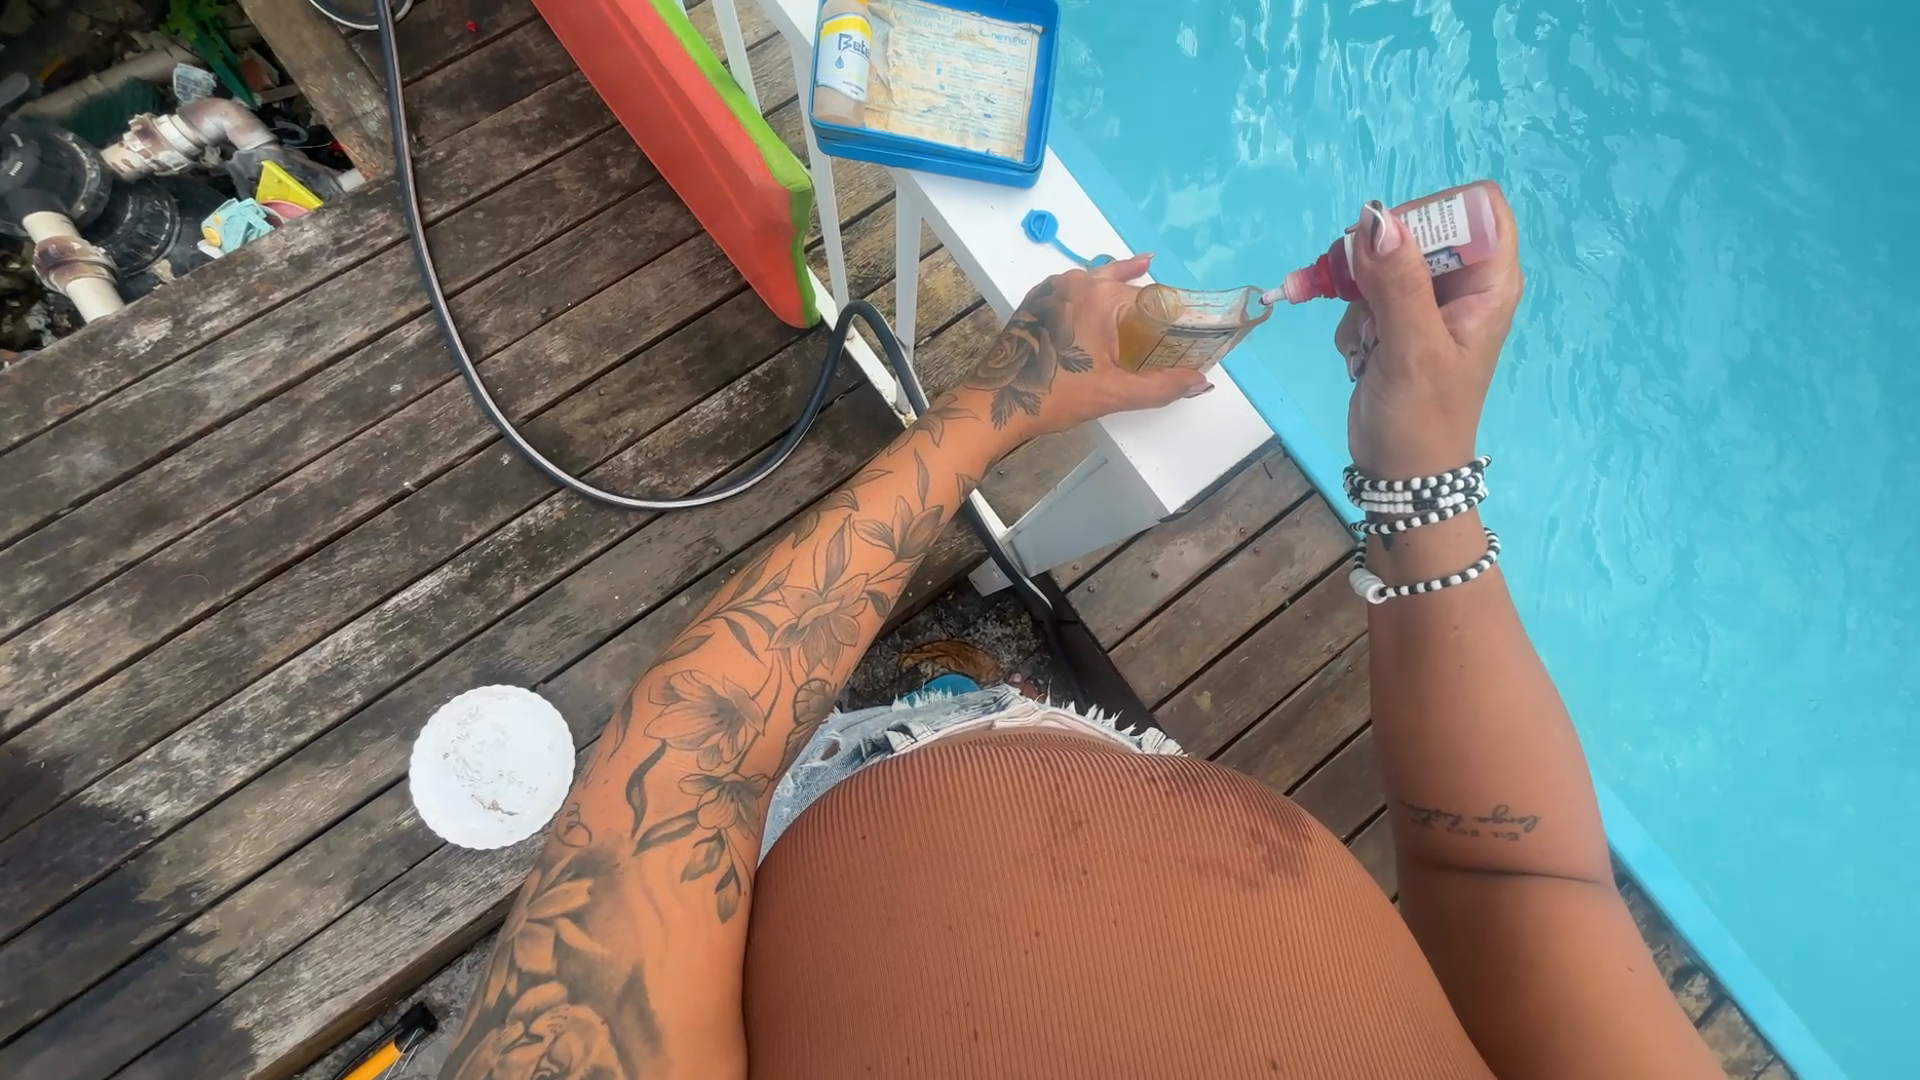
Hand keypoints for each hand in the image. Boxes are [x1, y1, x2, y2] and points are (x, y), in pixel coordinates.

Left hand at [959, 255, 1209, 439]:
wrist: (996, 403)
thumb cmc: (1054, 397)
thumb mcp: (1114, 394)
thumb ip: (1161, 386)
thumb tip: (1200, 381)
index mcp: (1102, 297)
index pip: (1152, 301)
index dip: (1173, 319)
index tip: (1188, 332)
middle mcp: (1078, 282)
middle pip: (1125, 286)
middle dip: (1147, 303)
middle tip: (1167, 321)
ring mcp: (1052, 289)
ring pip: (1097, 281)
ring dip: (1120, 285)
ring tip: (1145, 272)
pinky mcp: (1035, 301)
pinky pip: (1074, 288)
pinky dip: (1092, 291)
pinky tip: (1100, 294)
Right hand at [1337, 183, 1522, 478]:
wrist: (1401, 471)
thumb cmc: (1422, 416)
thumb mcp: (1412, 349)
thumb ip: (1397, 283)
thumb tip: (1374, 218)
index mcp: (1489, 282)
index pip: (1474, 208)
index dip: (1431, 215)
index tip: (1388, 247)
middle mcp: (1460, 286)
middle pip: (1417, 233)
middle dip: (1376, 261)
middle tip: (1349, 290)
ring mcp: (1423, 306)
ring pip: (1380, 267)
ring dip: (1356, 298)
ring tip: (1362, 341)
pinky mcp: (1392, 326)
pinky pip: (1362, 299)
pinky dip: (1350, 322)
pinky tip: (1357, 355)